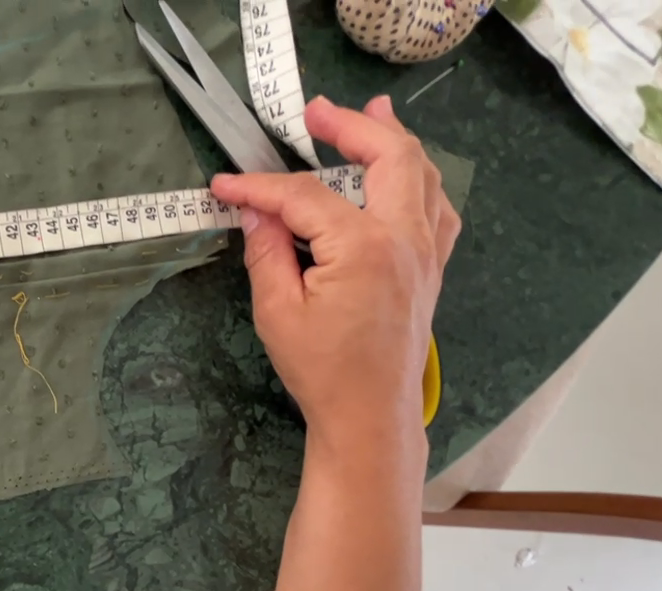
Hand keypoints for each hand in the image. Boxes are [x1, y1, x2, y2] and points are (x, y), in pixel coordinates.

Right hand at [210, 96, 459, 455]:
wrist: (368, 409)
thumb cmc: (318, 368)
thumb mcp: (277, 313)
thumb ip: (268, 255)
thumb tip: (257, 215)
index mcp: (362, 246)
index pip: (304, 198)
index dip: (260, 187)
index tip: (225, 183)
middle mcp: (404, 235)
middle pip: (389, 156)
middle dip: (352, 126)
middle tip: (317, 110)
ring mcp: (426, 248)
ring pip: (422, 172)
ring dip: (394, 139)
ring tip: (371, 114)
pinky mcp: (431, 264)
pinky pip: (436, 204)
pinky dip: (418, 178)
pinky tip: (404, 175)